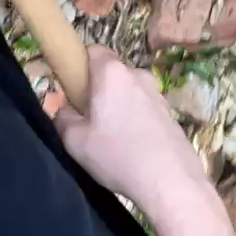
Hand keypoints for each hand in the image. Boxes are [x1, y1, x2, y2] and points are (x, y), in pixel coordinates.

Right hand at [54, 47, 207, 207]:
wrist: (173, 185)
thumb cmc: (118, 155)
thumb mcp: (75, 141)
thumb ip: (62, 118)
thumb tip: (65, 111)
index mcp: (111, 72)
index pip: (92, 49)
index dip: (79, 65)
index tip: (74, 90)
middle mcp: (137, 75)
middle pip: (111, 72)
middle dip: (99, 88)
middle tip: (90, 118)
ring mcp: (158, 94)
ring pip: (130, 91)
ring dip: (120, 105)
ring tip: (114, 138)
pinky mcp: (172, 115)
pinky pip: (146, 109)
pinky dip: (138, 121)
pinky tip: (135, 149)